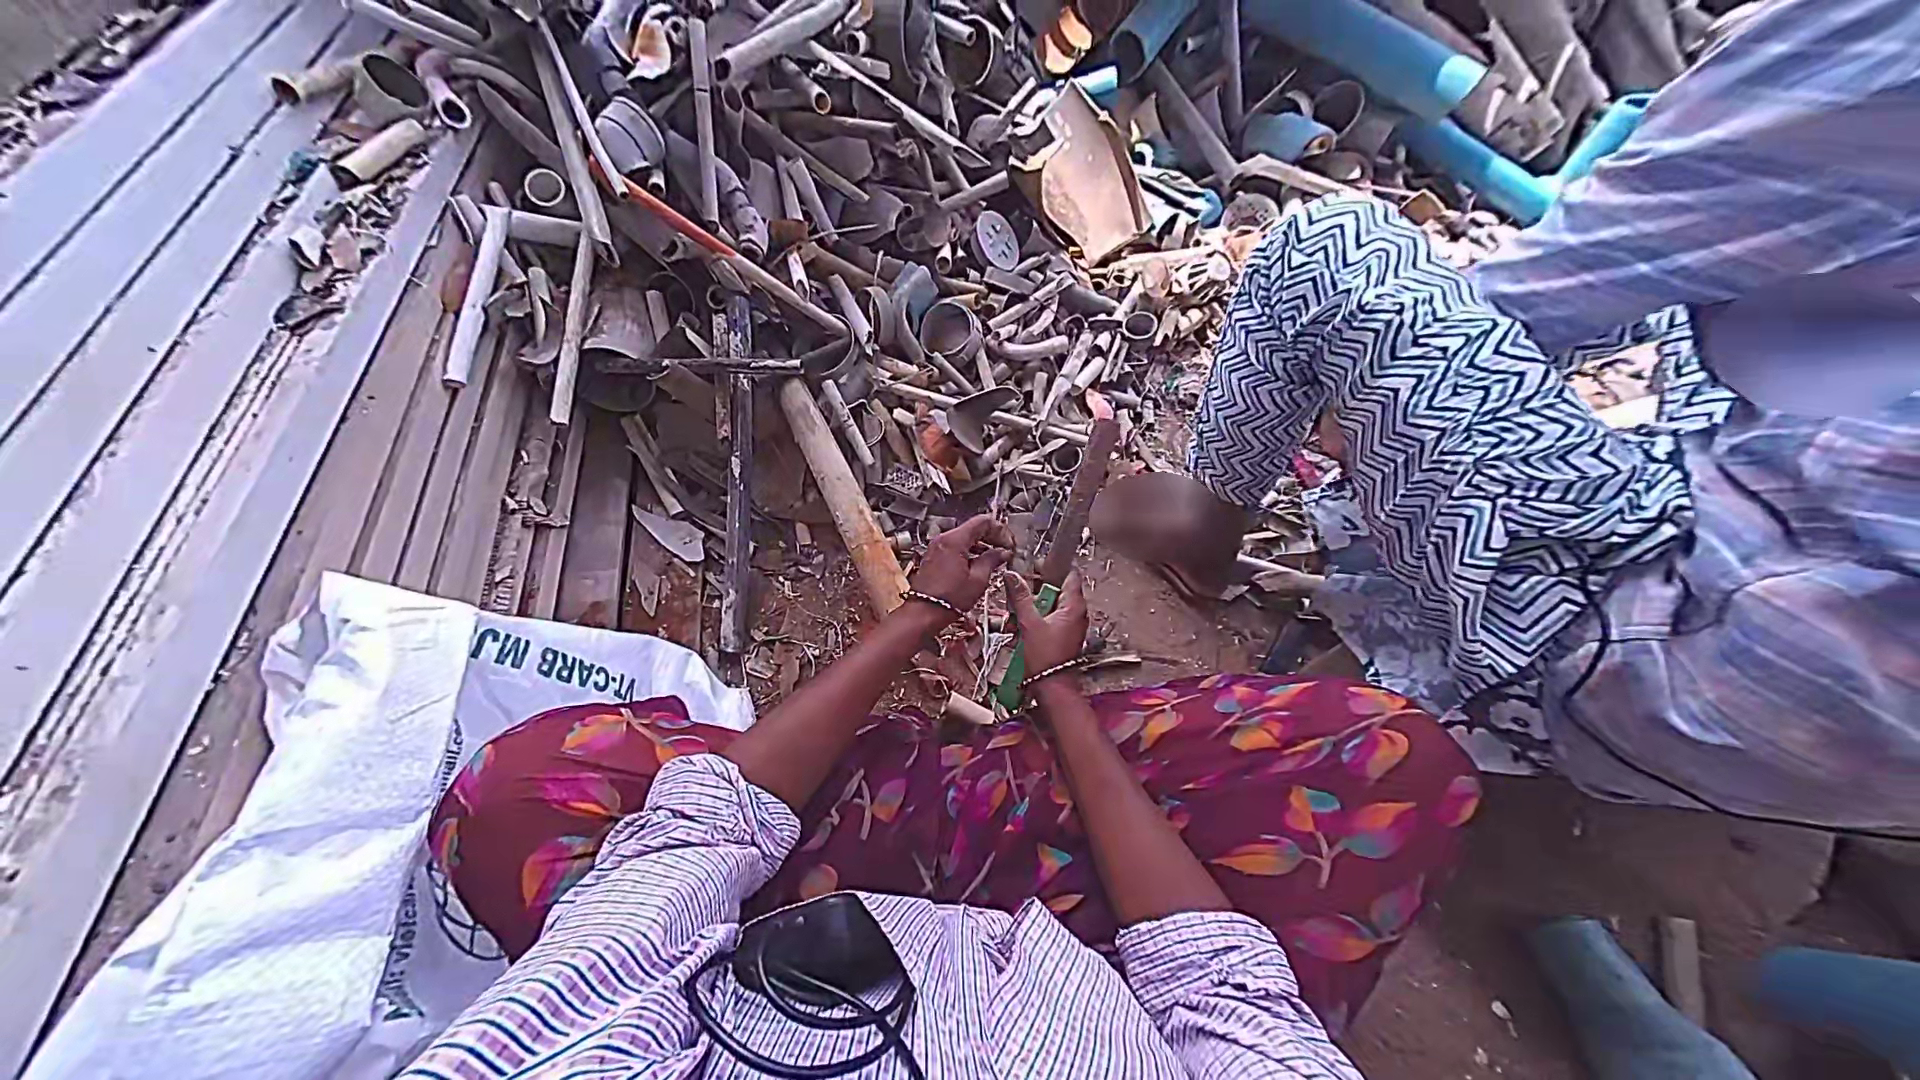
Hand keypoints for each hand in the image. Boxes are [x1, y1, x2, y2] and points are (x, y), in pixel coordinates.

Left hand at [910, 514, 1012, 613]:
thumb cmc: (947, 600)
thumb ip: (992, 560)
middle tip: (1004, 550)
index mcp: (954, 541)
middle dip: (991, 538)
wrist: (924, 612)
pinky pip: (955, 547)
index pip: (983, 522)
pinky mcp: (934, 557)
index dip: (1000, 531)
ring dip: (981, 545)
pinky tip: (978, 564)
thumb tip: (1002, 553)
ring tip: (994, 559)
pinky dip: (969, 552)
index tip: (1008, 543)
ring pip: (964, 537)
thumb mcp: (978, 580)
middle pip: (973, 528)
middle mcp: (943, 540)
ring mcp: (937, 548)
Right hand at [1007, 571, 1088, 675]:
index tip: (1035, 569)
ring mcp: (1073, 625)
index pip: (1070, 575)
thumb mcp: (1029, 623)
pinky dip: (1039, 618)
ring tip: (1021, 611)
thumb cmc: (1045, 659)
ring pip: (1054, 605)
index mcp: (1074, 607)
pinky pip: (1053, 618)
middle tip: (1022, 591)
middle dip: (1039, 589)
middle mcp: (1078, 614)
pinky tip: (1025, 625)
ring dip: (1037, 605)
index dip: (1052, 569)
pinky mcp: (1066, 635)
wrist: (1051, 687)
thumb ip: (1021, 597)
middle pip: (1060, 590)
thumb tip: (1012, 577)